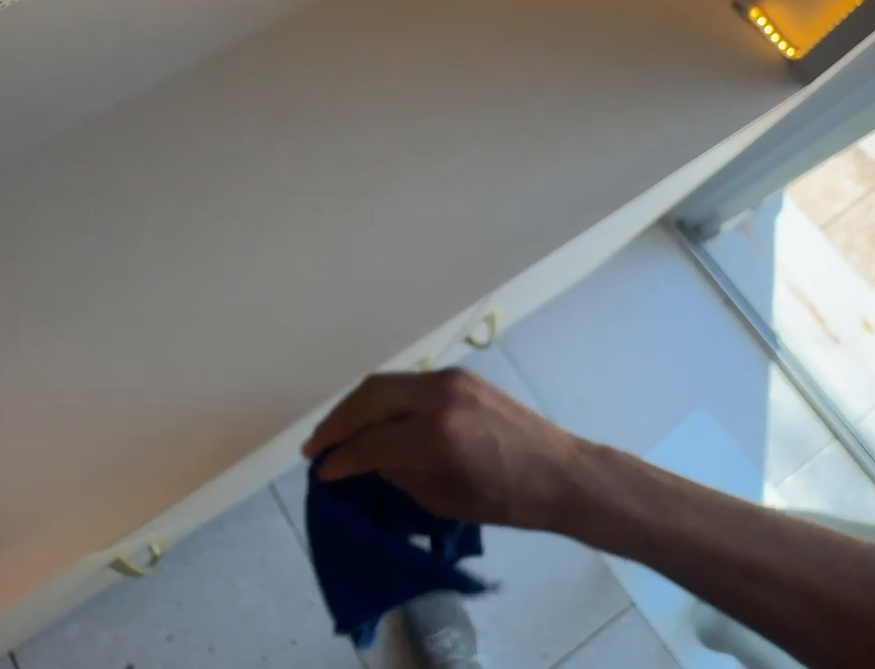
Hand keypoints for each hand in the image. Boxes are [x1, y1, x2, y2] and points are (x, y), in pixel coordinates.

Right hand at [302, 368, 590, 529]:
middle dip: (337, 422)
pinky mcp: (458, 374)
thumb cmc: (507, 500)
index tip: (320, 472)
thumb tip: (365, 460)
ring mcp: (449, 379)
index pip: (371, 442)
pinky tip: (371, 417)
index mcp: (437, 435)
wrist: (560, 471)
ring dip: (355, 406)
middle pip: (369, 398)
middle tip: (314, 446)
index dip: (341, 458)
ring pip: (385, 383)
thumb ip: (398, 475)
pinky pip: (408, 383)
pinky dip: (382, 399)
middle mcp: (438, 396)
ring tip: (335, 430)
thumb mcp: (445, 500)